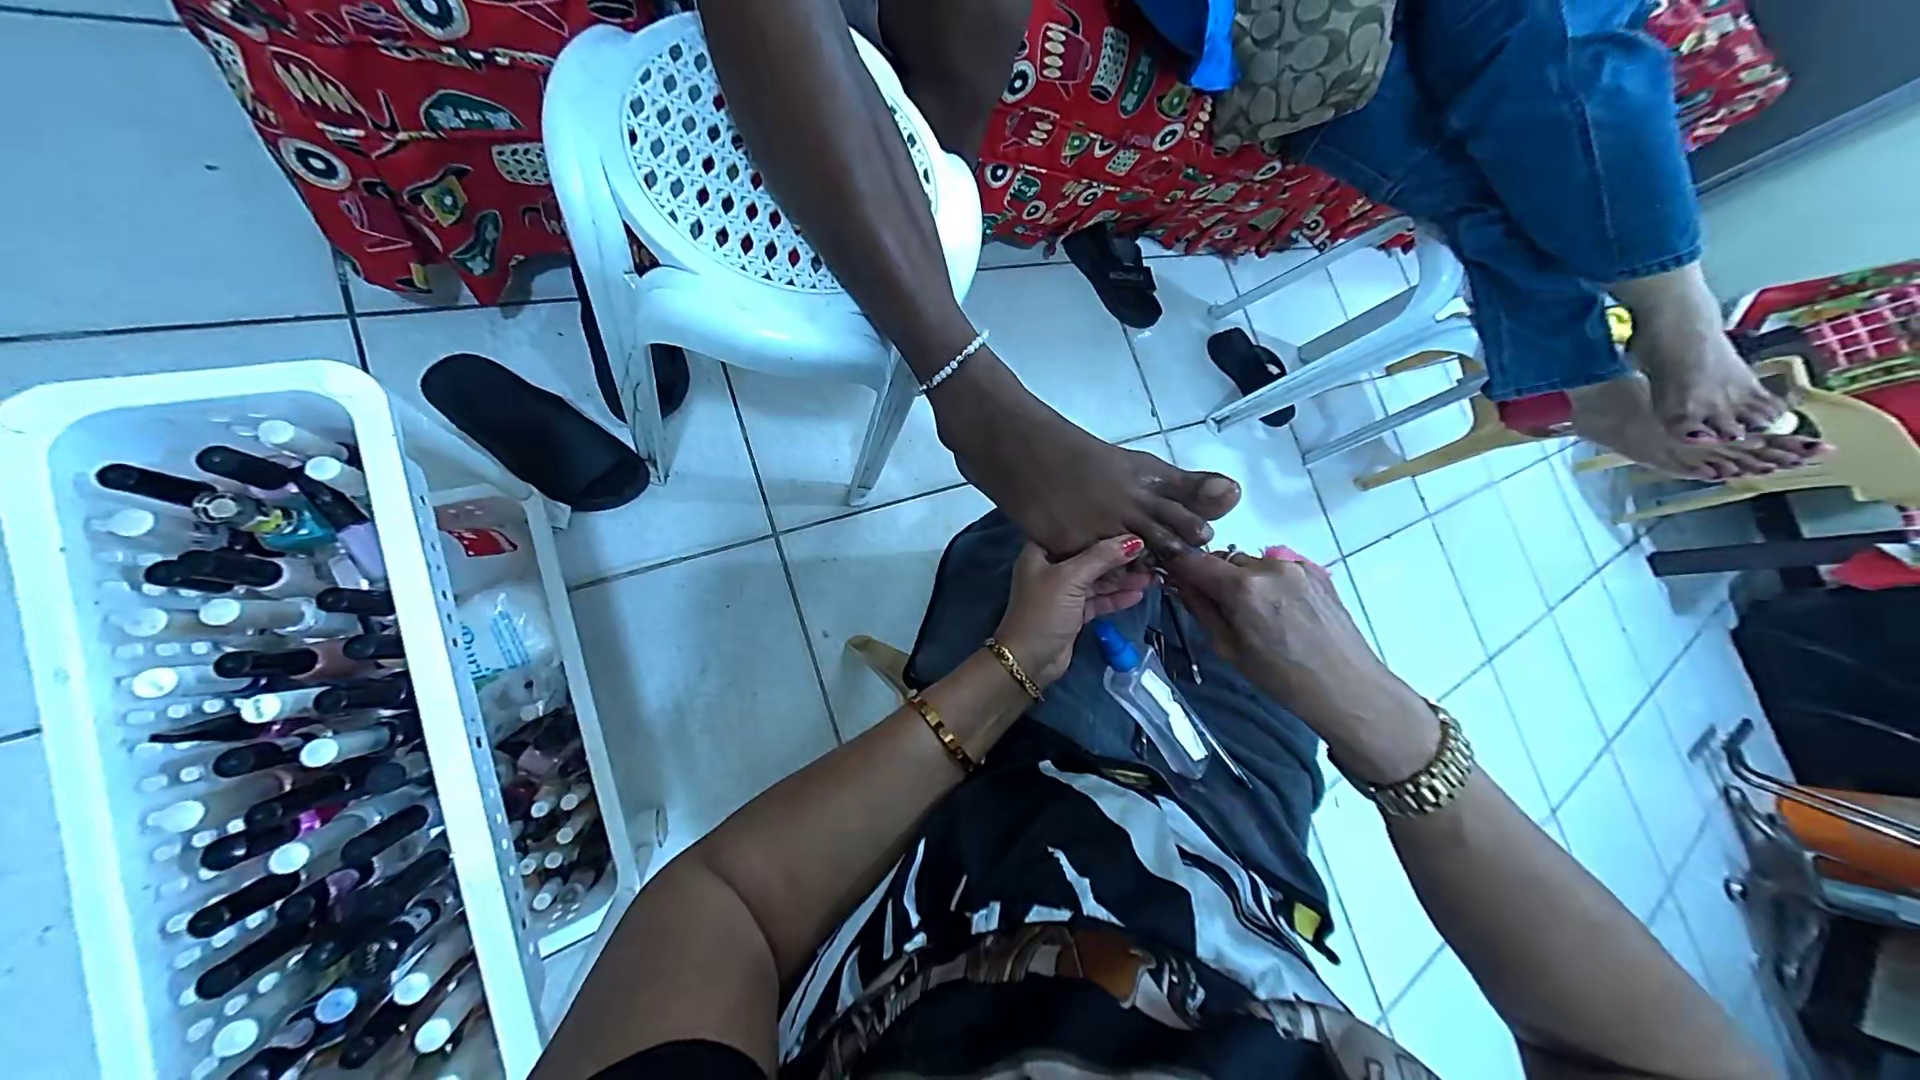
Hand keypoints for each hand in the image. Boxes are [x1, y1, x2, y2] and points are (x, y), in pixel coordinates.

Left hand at [992, 537, 1150, 687]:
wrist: (1029, 660)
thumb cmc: (1043, 612)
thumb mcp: (1070, 579)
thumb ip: (1102, 558)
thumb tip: (1134, 541)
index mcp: (1040, 553)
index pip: (1073, 533)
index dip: (1099, 529)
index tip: (1129, 525)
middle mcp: (1050, 569)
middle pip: (1088, 558)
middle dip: (1117, 558)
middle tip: (1148, 554)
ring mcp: (1062, 592)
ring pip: (1096, 580)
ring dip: (1121, 579)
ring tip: (1151, 575)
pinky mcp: (1073, 612)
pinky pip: (1098, 599)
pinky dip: (1116, 597)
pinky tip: (1138, 593)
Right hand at [1164, 550, 1434, 775]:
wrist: (1347, 688)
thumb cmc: (1281, 678)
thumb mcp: (1227, 648)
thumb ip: (1200, 608)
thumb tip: (1179, 582)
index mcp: (1241, 587)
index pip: (1192, 561)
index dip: (1175, 566)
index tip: (1167, 574)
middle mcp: (1267, 566)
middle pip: (1221, 560)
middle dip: (1211, 577)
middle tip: (1216, 607)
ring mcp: (1295, 565)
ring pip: (1249, 563)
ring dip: (1240, 579)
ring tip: (1254, 613)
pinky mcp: (1315, 571)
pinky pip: (1275, 568)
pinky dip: (1267, 582)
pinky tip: (1278, 610)